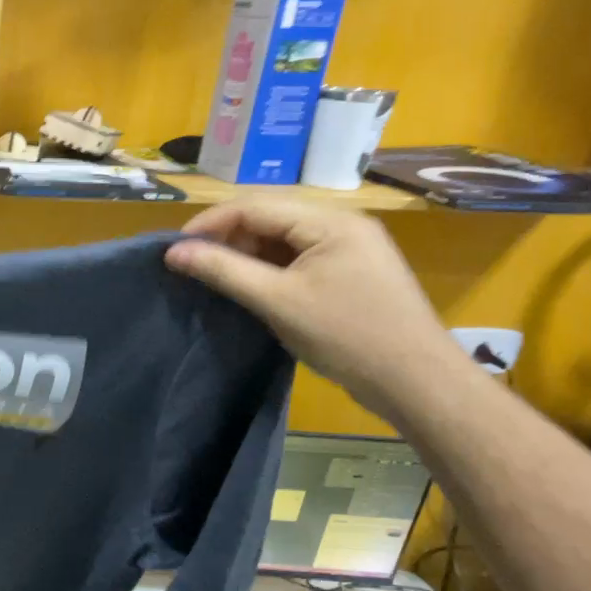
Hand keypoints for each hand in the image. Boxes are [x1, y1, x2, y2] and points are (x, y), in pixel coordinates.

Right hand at [163, 199, 461, 407]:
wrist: (418, 383)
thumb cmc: (347, 336)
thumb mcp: (276, 301)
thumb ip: (222, 270)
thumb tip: (172, 252)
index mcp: (331, 222)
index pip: (253, 207)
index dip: (208, 224)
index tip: (174, 250)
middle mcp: (343, 224)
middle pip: (267, 217)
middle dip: (225, 238)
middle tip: (192, 266)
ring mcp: (350, 247)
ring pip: (280, 237)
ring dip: (244, 253)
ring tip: (216, 277)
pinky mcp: (350, 270)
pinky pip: (296, 255)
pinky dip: (267, 267)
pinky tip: (250, 287)